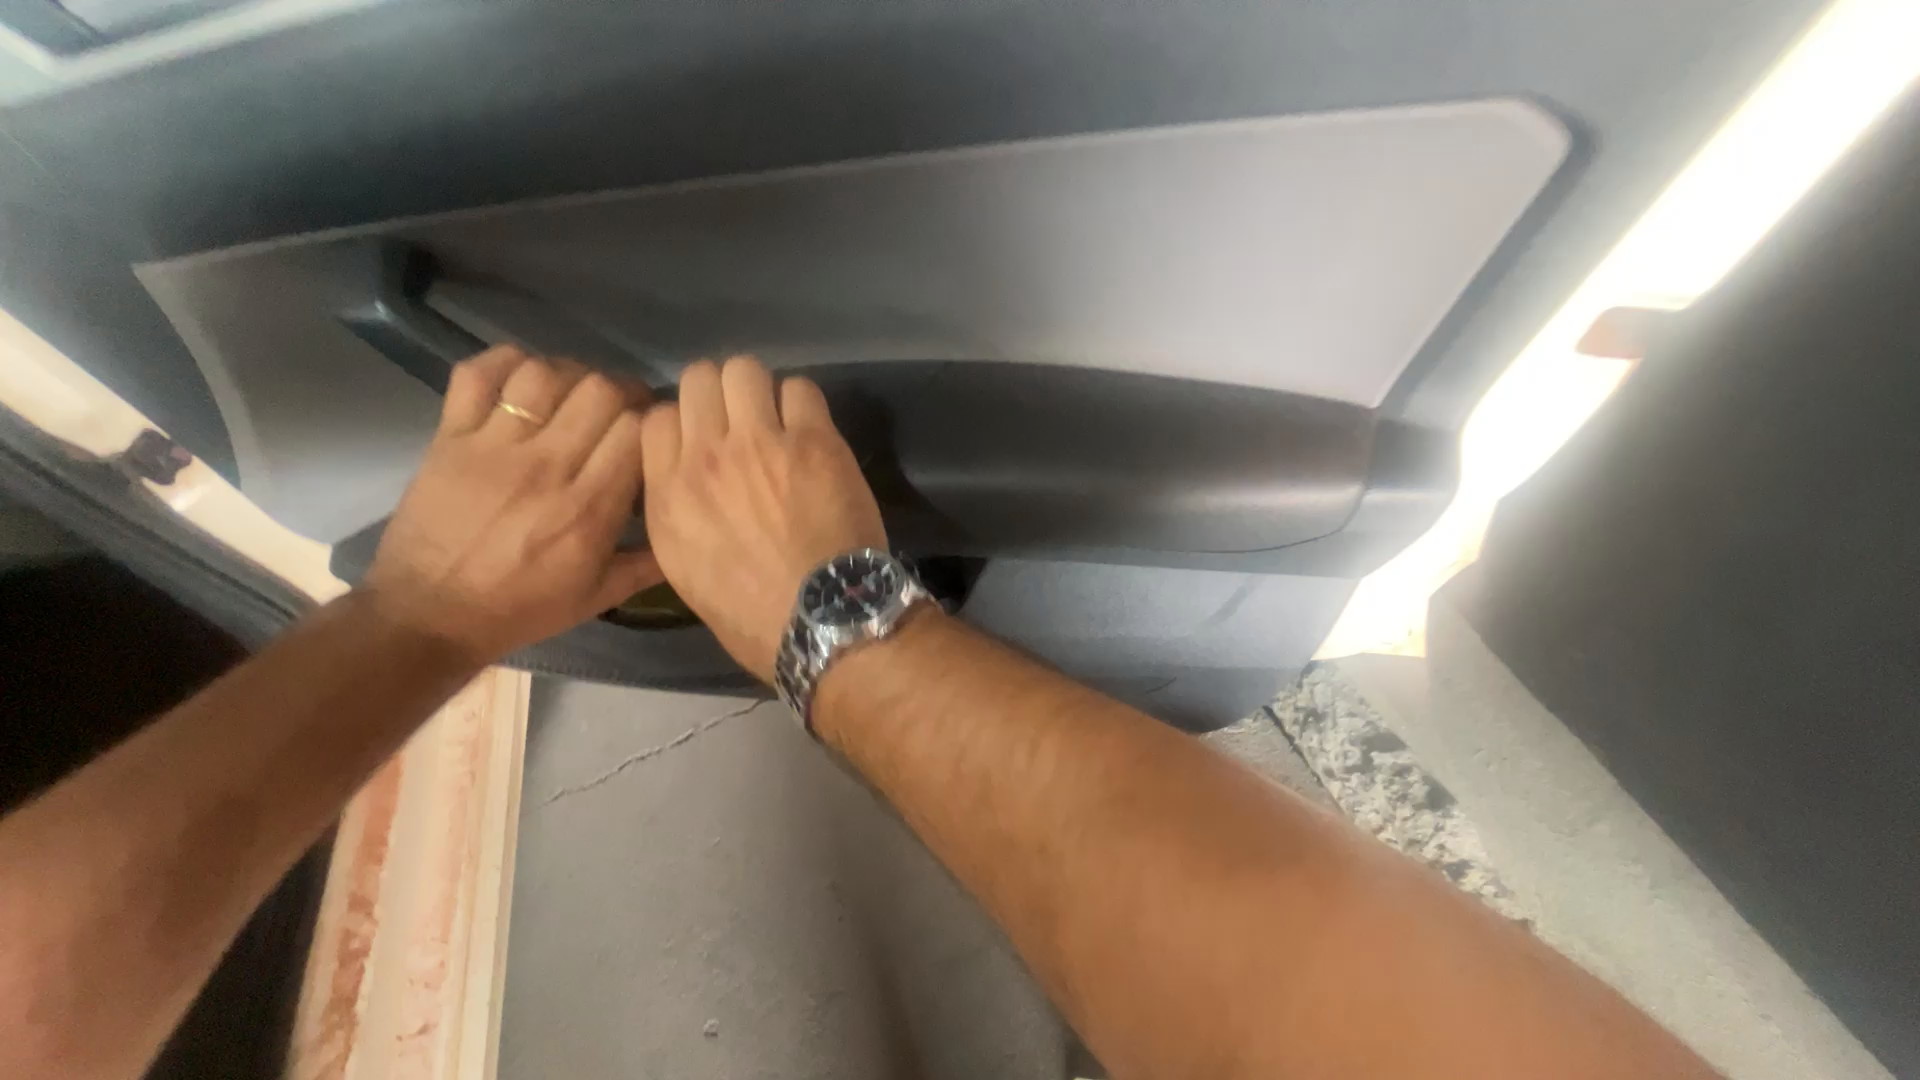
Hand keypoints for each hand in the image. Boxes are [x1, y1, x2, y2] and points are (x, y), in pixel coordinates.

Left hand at [363, 346, 663, 662]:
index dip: (655, 422)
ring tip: (575, 394)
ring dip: (571, 375)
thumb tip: (693, 526)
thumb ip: (651, 561)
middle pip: (600, 391)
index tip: (655, 433)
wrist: (428, 615)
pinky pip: (477, 375)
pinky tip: (525, 378)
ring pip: (545, 374)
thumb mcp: (600, 596)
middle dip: (623, 392)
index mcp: (588, 510)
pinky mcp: (449, 437)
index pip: (638, 432)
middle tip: (623, 409)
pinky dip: (505, 363)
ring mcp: (493, 448)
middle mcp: (546, 469)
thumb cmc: (522, 608)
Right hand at [640, 356, 886, 680]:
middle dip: (718, 395)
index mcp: (667, 496)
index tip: (704, 440)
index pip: (653, 419)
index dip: (681, 422)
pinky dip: (802, 404)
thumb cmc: (752, 615)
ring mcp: (760, 444)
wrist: (820, 623)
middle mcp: (705, 458)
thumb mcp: (685, 569)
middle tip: (743, 422)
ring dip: (759, 390)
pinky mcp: (813, 441)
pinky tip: (810, 434)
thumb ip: (679, 511)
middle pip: (697, 380)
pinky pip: (800, 388)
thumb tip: (691, 480)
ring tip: (777, 421)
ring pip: (744, 370)